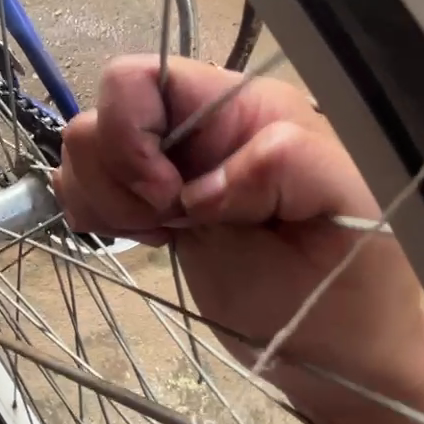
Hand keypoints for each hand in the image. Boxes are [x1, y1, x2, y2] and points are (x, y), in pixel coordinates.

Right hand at [52, 56, 423, 423]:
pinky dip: (94, 215)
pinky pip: (77, 186)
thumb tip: (202, 184)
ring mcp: (158, 164)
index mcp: (240, 107)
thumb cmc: (344, 285)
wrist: (324, 345)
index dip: (130, 132)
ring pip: (80, 153)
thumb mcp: (346, 212)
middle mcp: (190, 126)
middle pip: (96, 118)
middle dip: (116, 177)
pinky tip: (146, 236)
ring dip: (105, 199)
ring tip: (161, 231)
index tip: (168, 195)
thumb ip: (292, 164)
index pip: (137, 79)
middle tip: (167, 219)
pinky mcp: (136, 200)